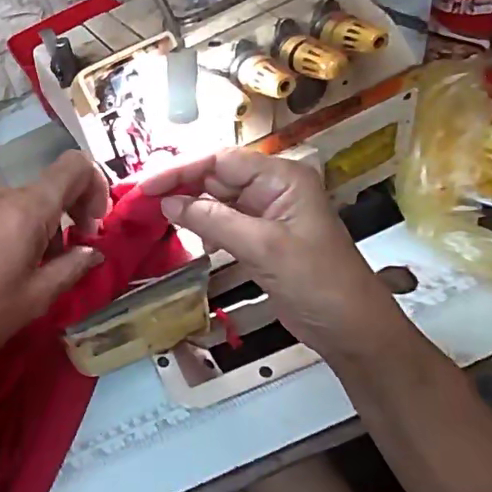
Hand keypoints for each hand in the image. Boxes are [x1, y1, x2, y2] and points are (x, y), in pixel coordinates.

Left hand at [0, 152, 110, 394]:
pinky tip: (13, 265)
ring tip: (43, 267)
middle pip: (52, 184)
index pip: (74, 166)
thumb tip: (93, 251)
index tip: (94, 226)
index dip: (96, 186)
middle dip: (74, 211)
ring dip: (48, 223)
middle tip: (76, 251)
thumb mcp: (40, 295)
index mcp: (27, 208)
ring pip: (29, 200)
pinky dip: (22, 227)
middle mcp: (3, 196)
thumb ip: (73, 265)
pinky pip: (4, 211)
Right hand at [138, 149, 412, 365]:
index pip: (221, 161)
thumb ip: (212, 220)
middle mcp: (274, 189)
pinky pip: (224, 223)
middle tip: (139, 201)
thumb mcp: (263, 247)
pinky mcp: (262, 239)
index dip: (180, 170)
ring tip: (153, 215)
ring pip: (217, 201)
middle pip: (216, 177)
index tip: (145, 186)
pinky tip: (188, 236)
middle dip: (179, 186)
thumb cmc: (317, 282)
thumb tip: (167, 202)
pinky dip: (203, 227)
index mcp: (282, 178)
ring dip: (188, 207)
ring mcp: (268, 215)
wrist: (352, 330)